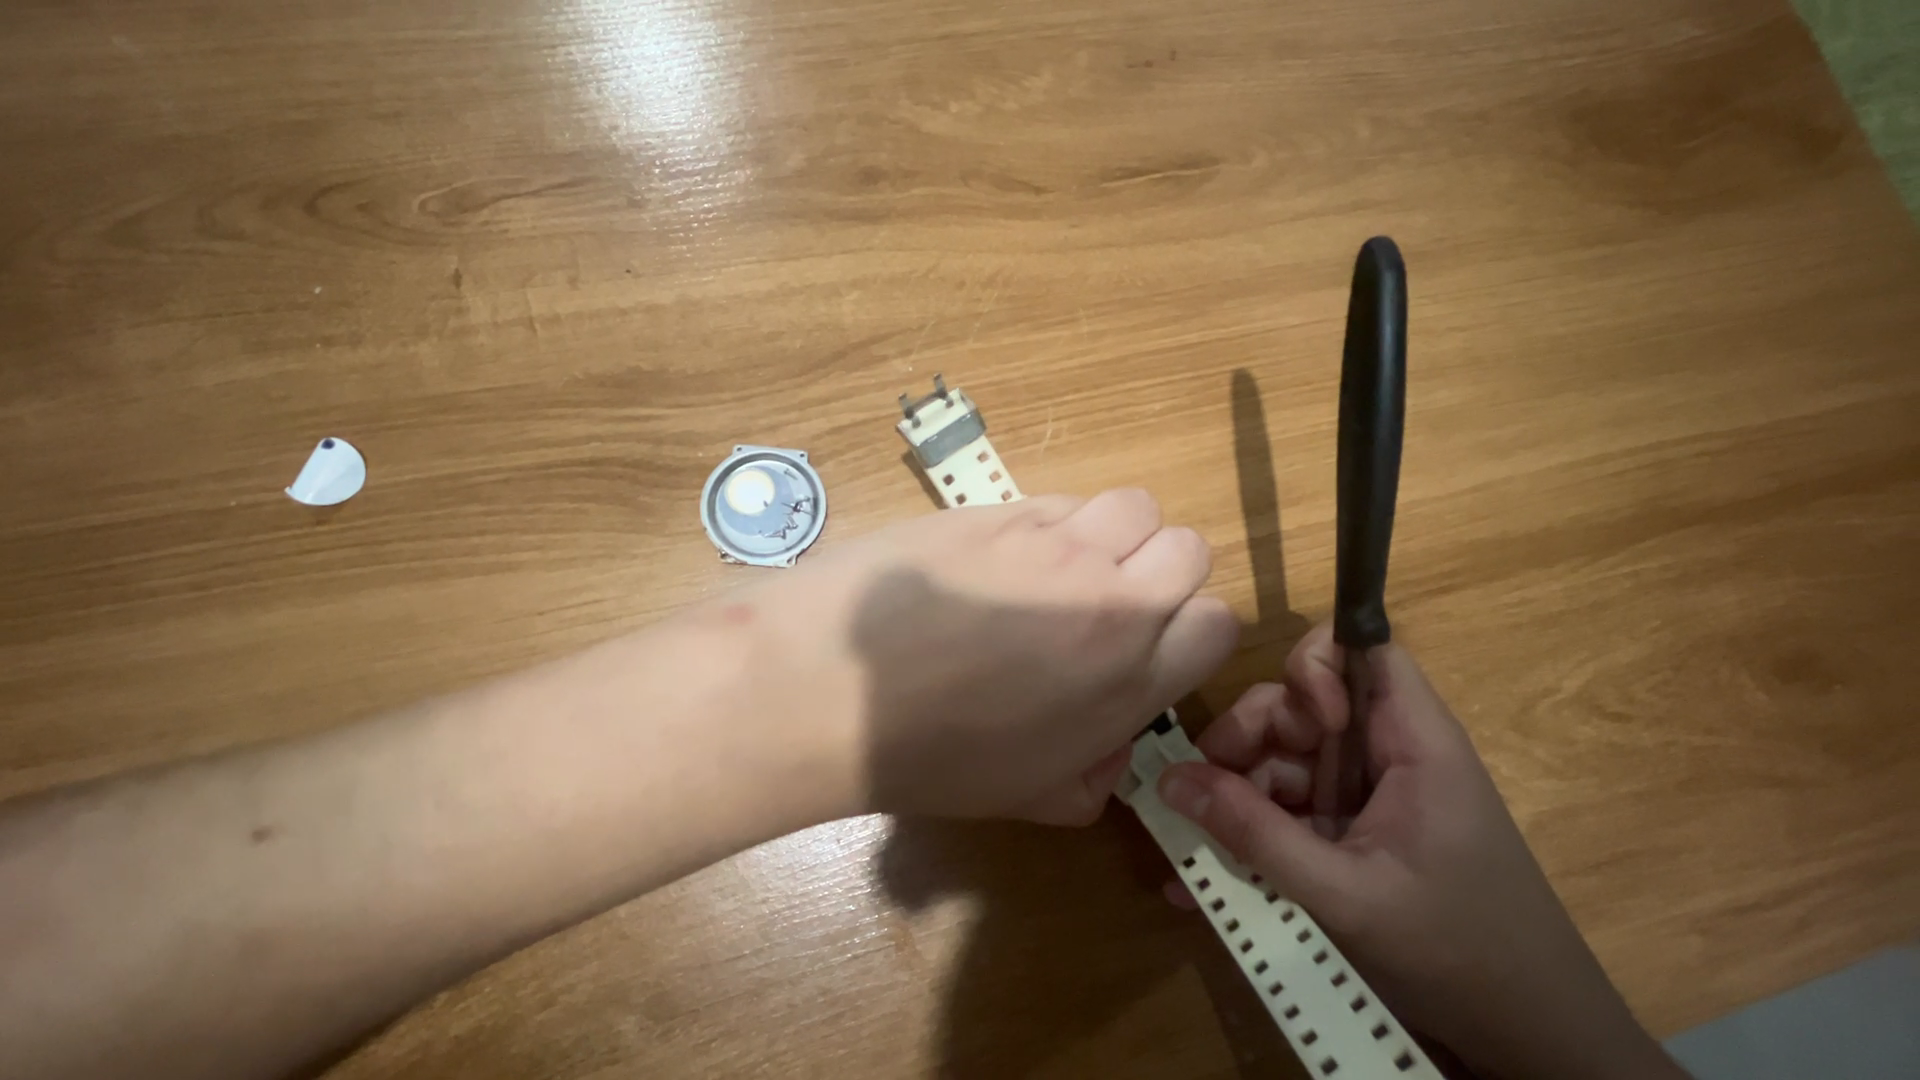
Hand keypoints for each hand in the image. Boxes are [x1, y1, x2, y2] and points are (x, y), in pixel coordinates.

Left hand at [731, 488, 1239, 825]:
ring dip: (1111, 534)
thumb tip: (1112, 741)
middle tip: (1106, 600)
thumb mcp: (1028, 799)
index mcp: (1128, 680)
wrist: (826, 689)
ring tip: (1059, 566)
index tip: (1148, 644)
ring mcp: (1053, 546)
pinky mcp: (997, 510)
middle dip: (1160, 572)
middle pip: (1188, 546)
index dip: (1188, 630)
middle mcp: (1108, 601)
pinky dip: (1051, 523)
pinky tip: (1002, 554)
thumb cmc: (927, 759)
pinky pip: (1058, 500)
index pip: (1218, 621)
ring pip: (1131, 506)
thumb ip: (1095, 772)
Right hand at [1156, 623, 1685, 1079]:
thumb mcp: (1343, 895)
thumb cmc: (1457, 952)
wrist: (1525, 1036)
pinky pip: (1286, 808)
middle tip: (1200, 792)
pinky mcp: (1348, 831)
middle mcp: (1385, 754)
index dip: (1316, 666)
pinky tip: (1207, 879)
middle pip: (1302, 707)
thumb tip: (1169, 780)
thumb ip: (1254, 836)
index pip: (1365, 651)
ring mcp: (1364, 794)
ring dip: (1235, 795)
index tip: (1293, 725)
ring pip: (1283, 758)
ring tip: (1192, 850)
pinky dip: (1248, 832)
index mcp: (1413, 744)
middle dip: (1246, 741)